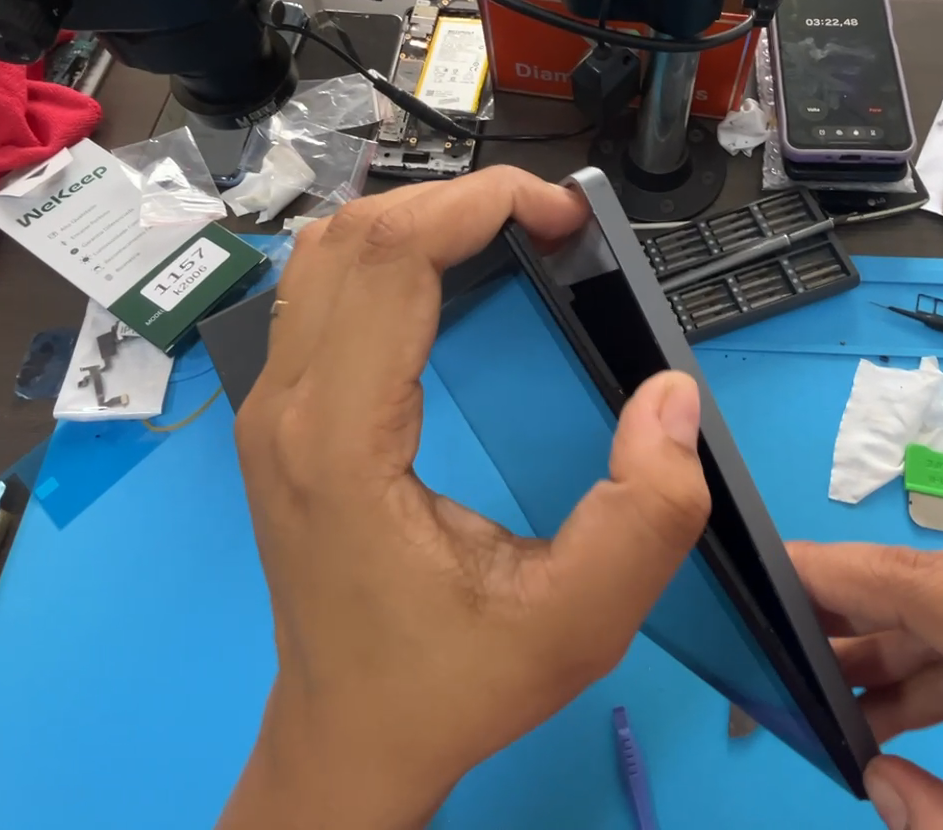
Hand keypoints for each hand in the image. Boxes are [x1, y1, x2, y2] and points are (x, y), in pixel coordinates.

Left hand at [222, 168, 711, 828]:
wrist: (350, 740)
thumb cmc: (451, 684)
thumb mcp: (579, 622)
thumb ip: (650, 514)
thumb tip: (671, 395)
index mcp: (341, 437)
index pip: (390, 256)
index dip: (480, 205)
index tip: (564, 216)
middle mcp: (287, 405)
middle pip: (354, 236)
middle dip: (459, 202)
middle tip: (548, 226)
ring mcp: (270, 407)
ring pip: (327, 255)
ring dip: (418, 223)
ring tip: (505, 240)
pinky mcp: (282, 417)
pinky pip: (321, 295)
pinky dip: (387, 258)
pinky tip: (446, 282)